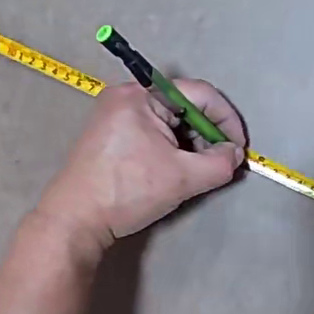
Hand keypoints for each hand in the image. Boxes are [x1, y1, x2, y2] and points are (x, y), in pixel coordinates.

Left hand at [35, 81, 247, 251]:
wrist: (75, 220)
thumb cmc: (126, 192)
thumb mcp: (183, 178)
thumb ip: (220, 163)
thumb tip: (234, 154)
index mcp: (140, 95)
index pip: (199, 94)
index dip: (226, 119)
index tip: (238, 147)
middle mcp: (125, 97)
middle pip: (183, 105)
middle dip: (206, 134)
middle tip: (219, 162)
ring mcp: (113, 115)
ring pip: (168, 120)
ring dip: (188, 143)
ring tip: (196, 171)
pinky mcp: (108, 135)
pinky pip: (150, 131)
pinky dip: (169, 148)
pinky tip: (173, 171)